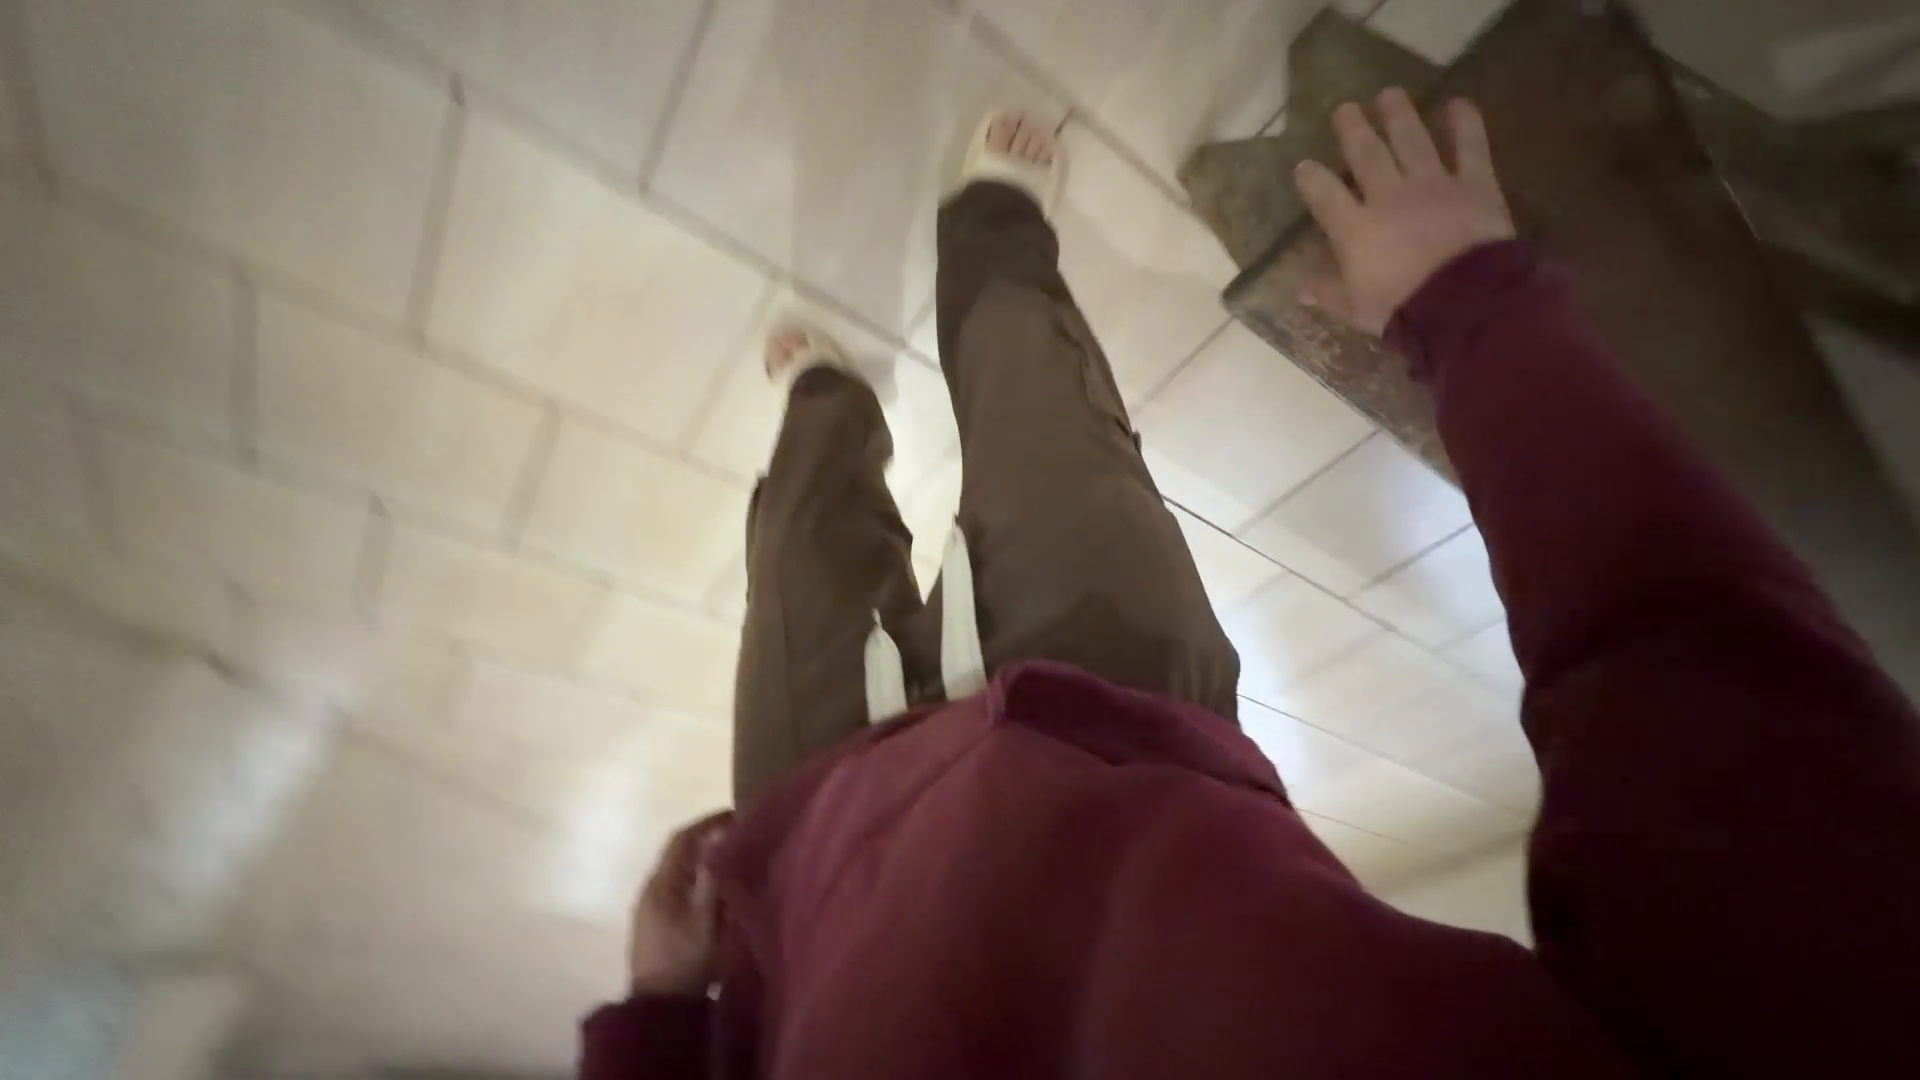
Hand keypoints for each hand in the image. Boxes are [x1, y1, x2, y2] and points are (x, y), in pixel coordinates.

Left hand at [628, 809, 733, 996]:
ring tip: (731, 857)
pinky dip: (698, 878)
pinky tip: (716, 888)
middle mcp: (651, 890)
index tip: (733, 815)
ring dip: (703, 860)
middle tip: (737, 834)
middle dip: (707, 839)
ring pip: (679, 871)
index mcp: (659, 884)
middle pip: (679, 853)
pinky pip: (679, 887)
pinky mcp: (656, 923)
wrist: (659, 1008)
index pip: (681, 839)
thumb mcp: (704, 918)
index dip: (706, 822)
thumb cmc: (684, 959)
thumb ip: (711, 877)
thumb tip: (719, 837)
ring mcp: (651, 908)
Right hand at [1294, 88, 1515, 334]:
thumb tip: (1303, 291)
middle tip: (1345, 109)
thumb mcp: (1356, 308)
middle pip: (1367, 155)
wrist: (1462, 300)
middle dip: (1353, 131)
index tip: (1303, 167)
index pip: (1324, 196)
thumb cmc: (1400, 308)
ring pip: (1411, 141)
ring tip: (1389, 94)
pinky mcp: (1473, 183)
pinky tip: (1457, 104)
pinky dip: (1464, 123)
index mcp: (1354, 230)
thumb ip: (1330, 293)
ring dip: (1399, 115)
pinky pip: (1469, 146)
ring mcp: (1432, 185)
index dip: (1311, 179)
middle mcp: (1388, 196)